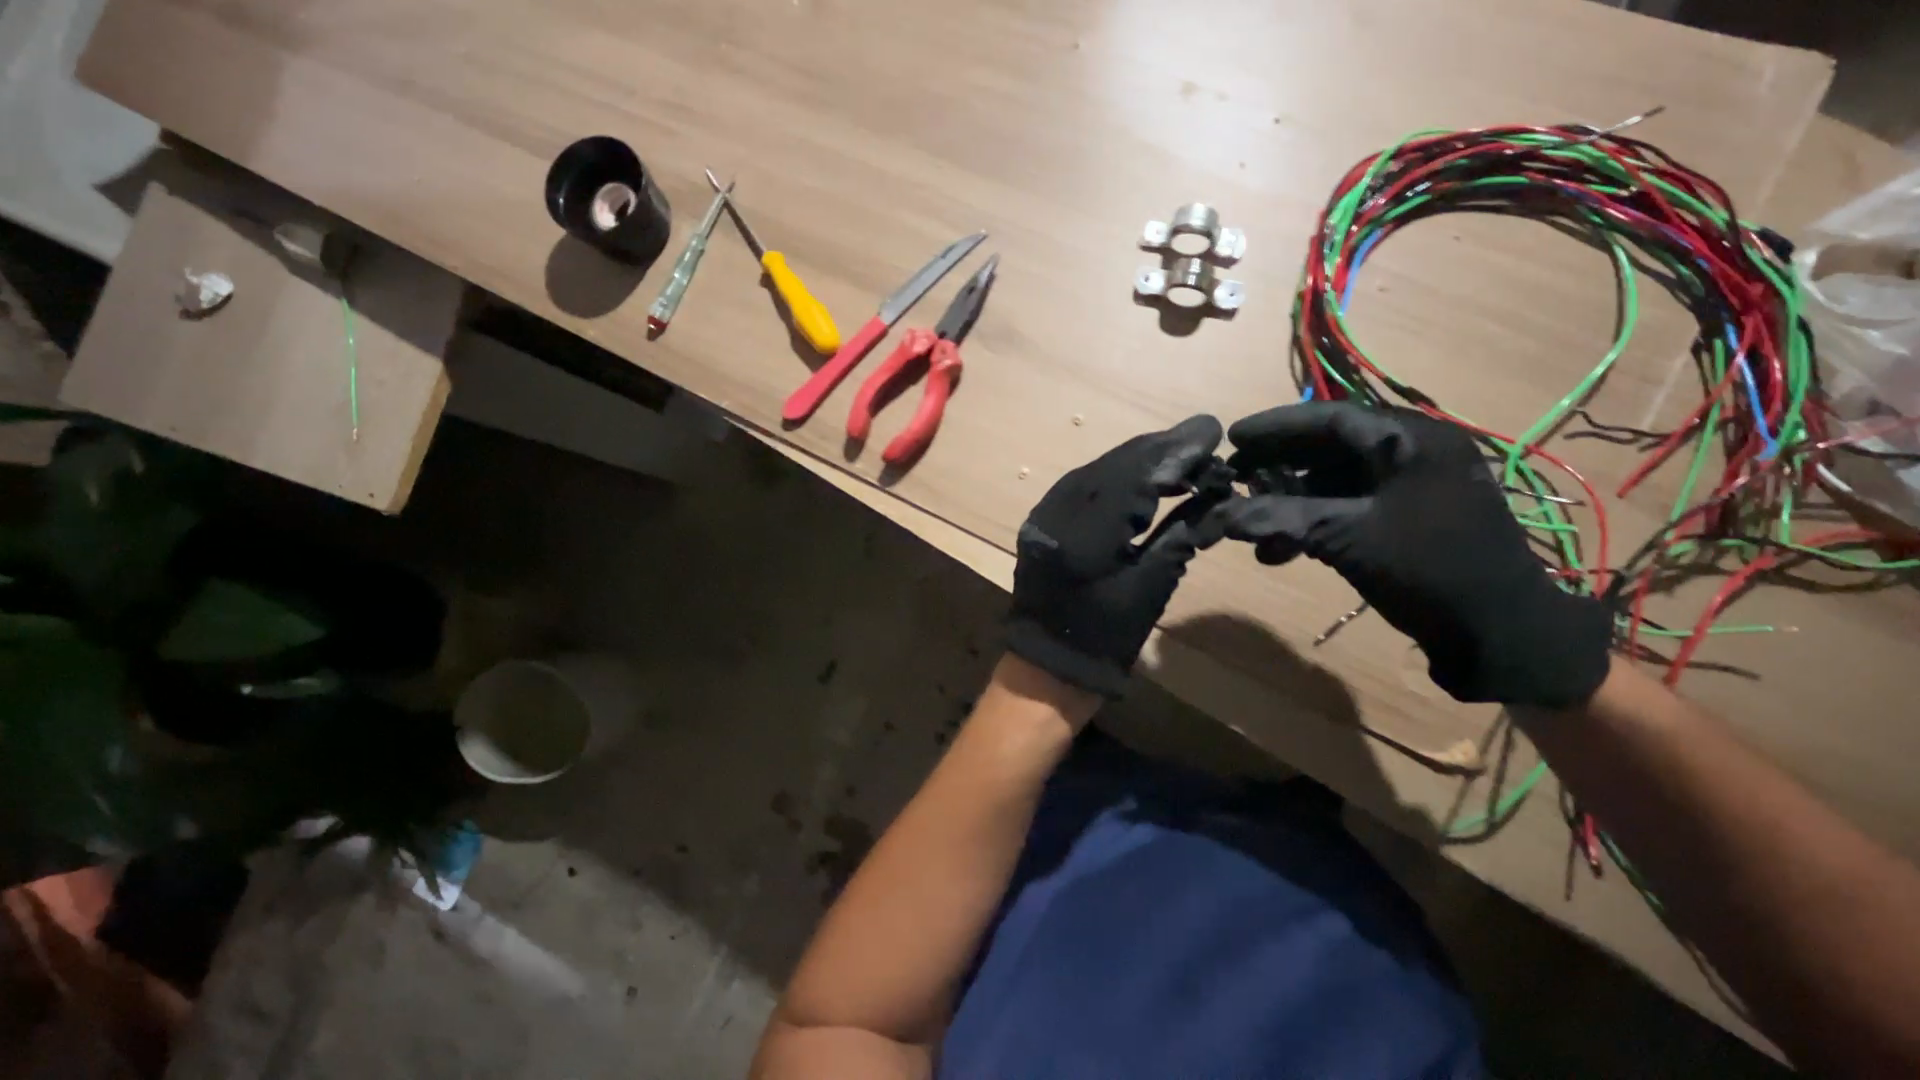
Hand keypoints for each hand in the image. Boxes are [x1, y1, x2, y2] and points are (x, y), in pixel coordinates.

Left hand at [1006, 415, 1227, 696]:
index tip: (1212, 431)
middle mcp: (1057, 513)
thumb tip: (1218, 495)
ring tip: (1185, 459)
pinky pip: (1086, 484)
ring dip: (1142, 460)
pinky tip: (1149, 478)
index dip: (1175, 451)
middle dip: (1162, 450)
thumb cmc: (1106, 639)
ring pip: (1100, 469)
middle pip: (1115, 464)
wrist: (1048, 667)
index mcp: (1084, 535)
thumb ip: (1182, 534)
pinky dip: (1120, 476)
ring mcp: (1044, 513)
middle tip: (1205, 441)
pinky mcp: (1044, 519)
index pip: (1134, 475)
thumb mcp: (1152, 587)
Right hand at [1214, 402, 1610, 707]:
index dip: (1276, 427)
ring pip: (1341, 485)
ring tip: (1255, 531)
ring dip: (1295, 505)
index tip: (1233, 436)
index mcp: (1412, 440)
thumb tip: (1221, 517)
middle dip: (1281, 468)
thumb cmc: (1428, 569)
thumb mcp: (1348, 538)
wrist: (1503, 634)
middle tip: (1237, 480)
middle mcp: (1417, 454)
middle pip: (1333, 449)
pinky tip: (1286, 552)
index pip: (1331, 418)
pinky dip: (1320, 526)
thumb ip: (1283, 519)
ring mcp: (1418, 490)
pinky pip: (1356, 510)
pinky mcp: (1416, 523)